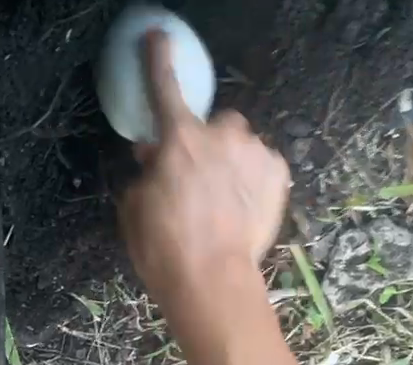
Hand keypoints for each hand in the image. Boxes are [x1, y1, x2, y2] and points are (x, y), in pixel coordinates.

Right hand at [120, 31, 291, 298]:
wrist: (211, 281)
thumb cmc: (163, 249)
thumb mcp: (134, 212)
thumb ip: (142, 176)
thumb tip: (152, 159)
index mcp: (178, 141)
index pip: (163, 89)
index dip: (157, 61)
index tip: (157, 36)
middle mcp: (221, 135)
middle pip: (213, 125)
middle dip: (204, 144)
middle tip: (192, 179)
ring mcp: (255, 152)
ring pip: (239, 145)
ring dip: (229, 163)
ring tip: (218, 203)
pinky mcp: (278, 174)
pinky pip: (260, 166)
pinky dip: (250, 181)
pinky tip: (238, 210)